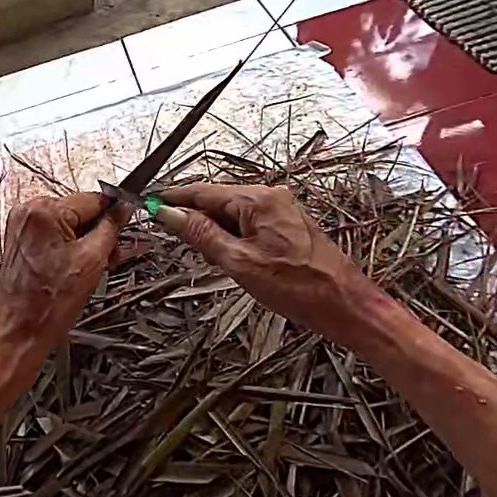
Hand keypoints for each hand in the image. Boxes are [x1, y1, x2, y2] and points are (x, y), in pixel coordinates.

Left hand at [0, 192, 120, 383]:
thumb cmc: (48, 303)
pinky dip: (68, 247)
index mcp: (44, 210)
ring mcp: (21, 225)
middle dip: (98, 232)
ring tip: (92, 267)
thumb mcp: (93, 259)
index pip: (93, 199)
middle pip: (79, 210)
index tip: (126, 223)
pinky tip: (75, 268)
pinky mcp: (20, 239)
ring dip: (85, 241)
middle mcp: (28, 211)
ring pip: (67, 223)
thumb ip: (111, 227)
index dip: (114, 214)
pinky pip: (53, 233)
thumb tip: (122, 208)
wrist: (21, 331)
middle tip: (110, 255)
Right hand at [154, 183, 393, 352]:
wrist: (346, 305)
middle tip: (185, 246)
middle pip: (218, 201)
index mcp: (258, 199)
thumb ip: (201, 234)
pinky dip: (234, 237)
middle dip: (197, 221)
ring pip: (233, 214)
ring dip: (216, 233)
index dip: (174, 198)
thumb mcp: (238, 263)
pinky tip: (233, 259)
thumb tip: (168, 213)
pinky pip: (249, 223)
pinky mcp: (287, 224)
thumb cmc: (296, 287)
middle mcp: (270, 196)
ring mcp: (281, 209)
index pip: (203, 191)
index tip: (150, 203)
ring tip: (216, 261)